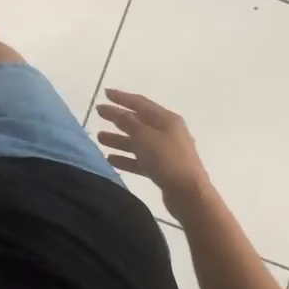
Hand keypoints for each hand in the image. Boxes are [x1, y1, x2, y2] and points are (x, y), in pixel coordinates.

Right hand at [96, 89, 210, 200]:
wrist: (189, 195)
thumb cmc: (167, 160)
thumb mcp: (144, 136)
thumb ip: (127, 122)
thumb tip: (114, 110)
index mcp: (167, 120)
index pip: (140, 103)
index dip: (121, 97)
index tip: (104, 93)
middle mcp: (168, 132)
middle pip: (138, 122)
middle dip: (118, 118)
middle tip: (99, 113)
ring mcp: (166, 152)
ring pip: (138, 142)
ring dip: (119, 139)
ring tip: (99, 138)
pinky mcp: (163, 170)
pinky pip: (141, 160)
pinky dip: (126, 158)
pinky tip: (111, 159)